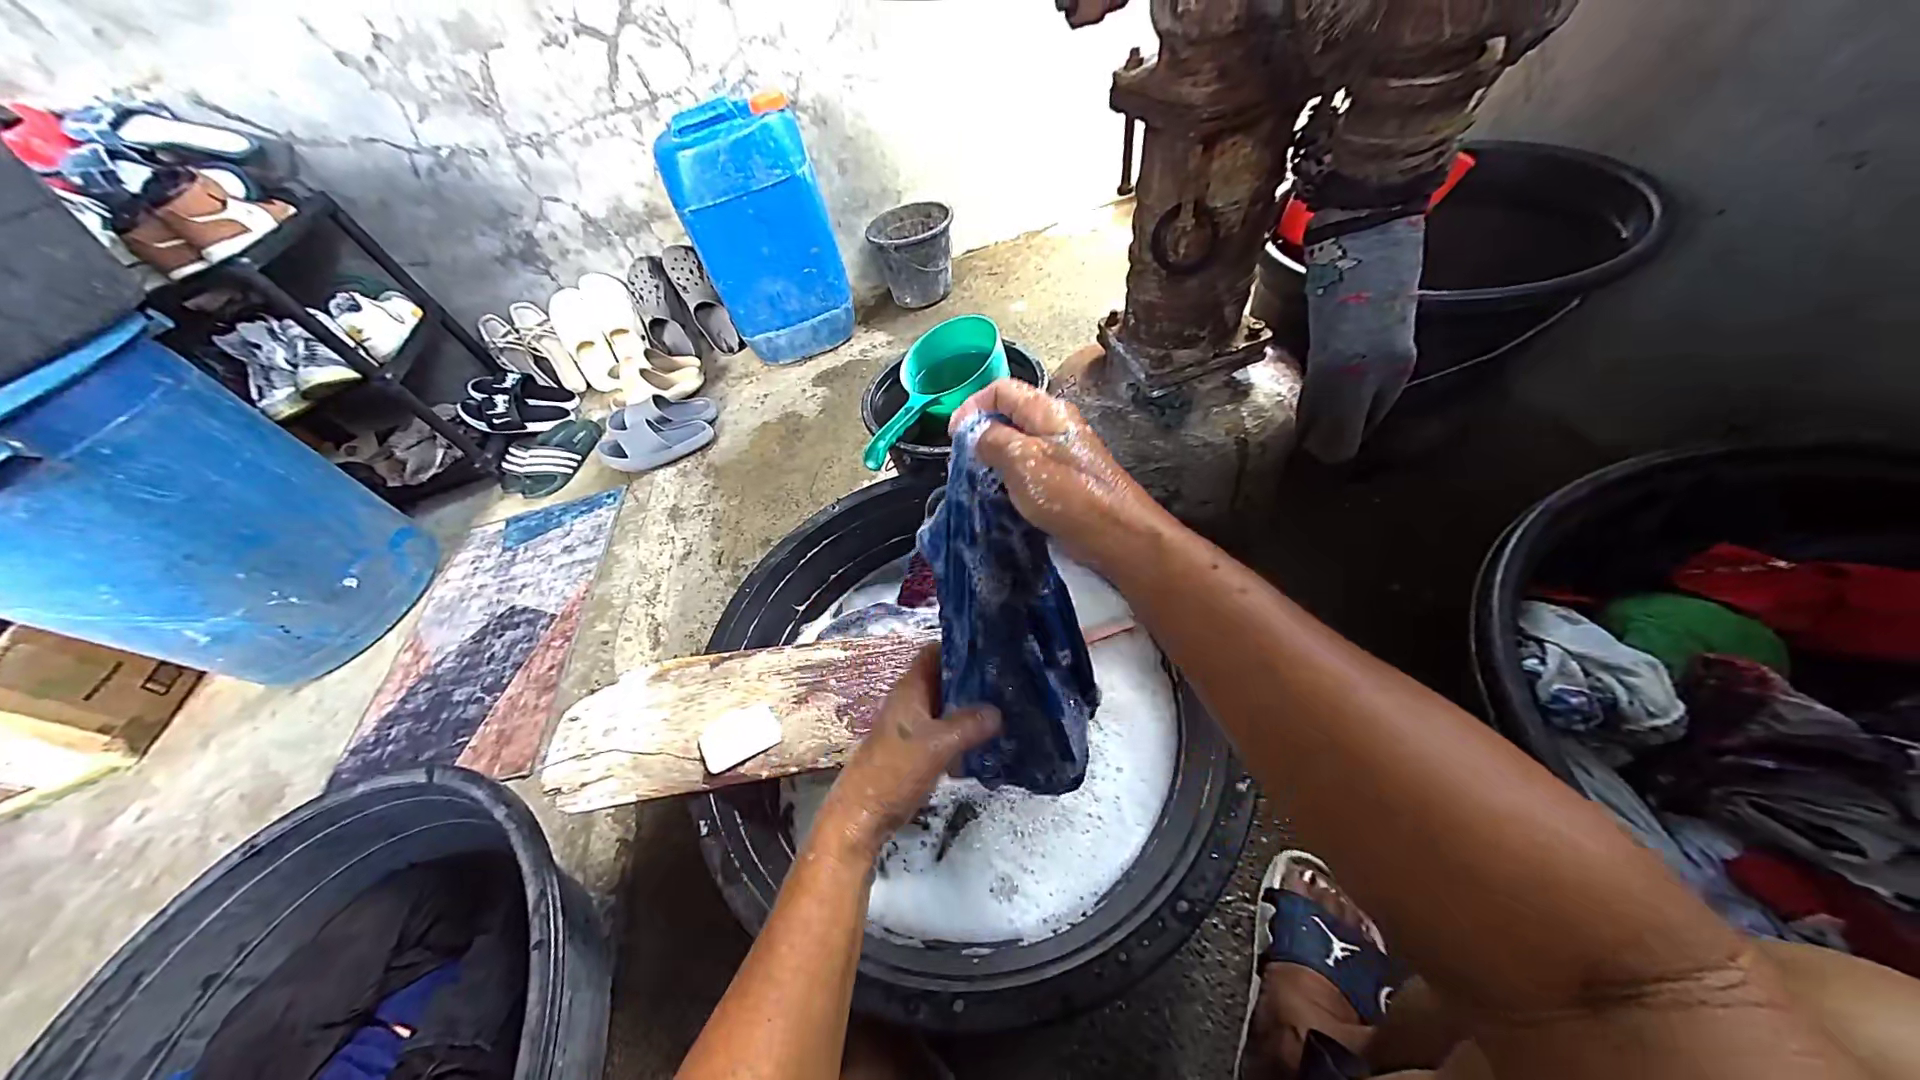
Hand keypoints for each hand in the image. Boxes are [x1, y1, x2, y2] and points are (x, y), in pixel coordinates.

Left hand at [816, 645, 999, 853]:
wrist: (864, 815)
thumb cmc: (896, 771)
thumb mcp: (939, 745)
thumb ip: (970, 725)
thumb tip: (998, 711)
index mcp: (909, 690)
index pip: (934, 652)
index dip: (959, 646)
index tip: (991, 649)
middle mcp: (910, 701)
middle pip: (943, 678)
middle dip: (972, 678)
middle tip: (1007, 679)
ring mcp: (912, 726)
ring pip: (946, 705)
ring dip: (970, 706)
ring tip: (1005, 706)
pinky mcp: (917, 749)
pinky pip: (945, 729)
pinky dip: (964, 730)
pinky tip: (988, 738)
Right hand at [949, 375, 1173, 574]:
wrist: (1117, 535)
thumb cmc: (1070, 495)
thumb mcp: (1022, 461)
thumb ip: (992, 440)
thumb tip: (973, 433)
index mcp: (1048, 411)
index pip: (1002, 389)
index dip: (973, 405)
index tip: (953, 436)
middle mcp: (1055, 426)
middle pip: (1008, 415)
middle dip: (981, 432)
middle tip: (963, 461)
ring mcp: (1061, 454)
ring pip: (1016, 443)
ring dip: (993, 457)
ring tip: (977, 479)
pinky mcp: (1063, 481)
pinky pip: (1027, 469)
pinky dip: (1009, 476)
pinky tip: (1001, 495)